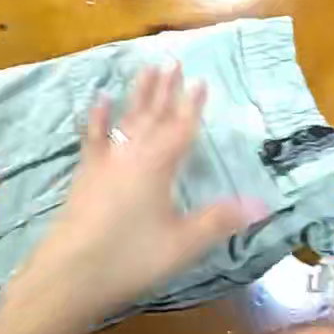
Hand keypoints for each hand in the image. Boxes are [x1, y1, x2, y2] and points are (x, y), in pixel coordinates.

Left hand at [7, 63, 263, 326]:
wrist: (70, 273)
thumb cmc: (131, 257)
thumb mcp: (183, 243)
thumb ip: (220, 220)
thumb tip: (263, 203)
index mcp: (159, 165)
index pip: (182, 127)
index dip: (193, 105)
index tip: (201, 79)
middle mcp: (132, 153)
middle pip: (153, 115)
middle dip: (166, 88)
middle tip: (172, 59)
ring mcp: (105, 161)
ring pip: (126, 119)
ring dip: (138, 94)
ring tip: (146, 68)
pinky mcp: (85, 173)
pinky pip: (93, 136)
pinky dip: (98, 117)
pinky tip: (100, 100)